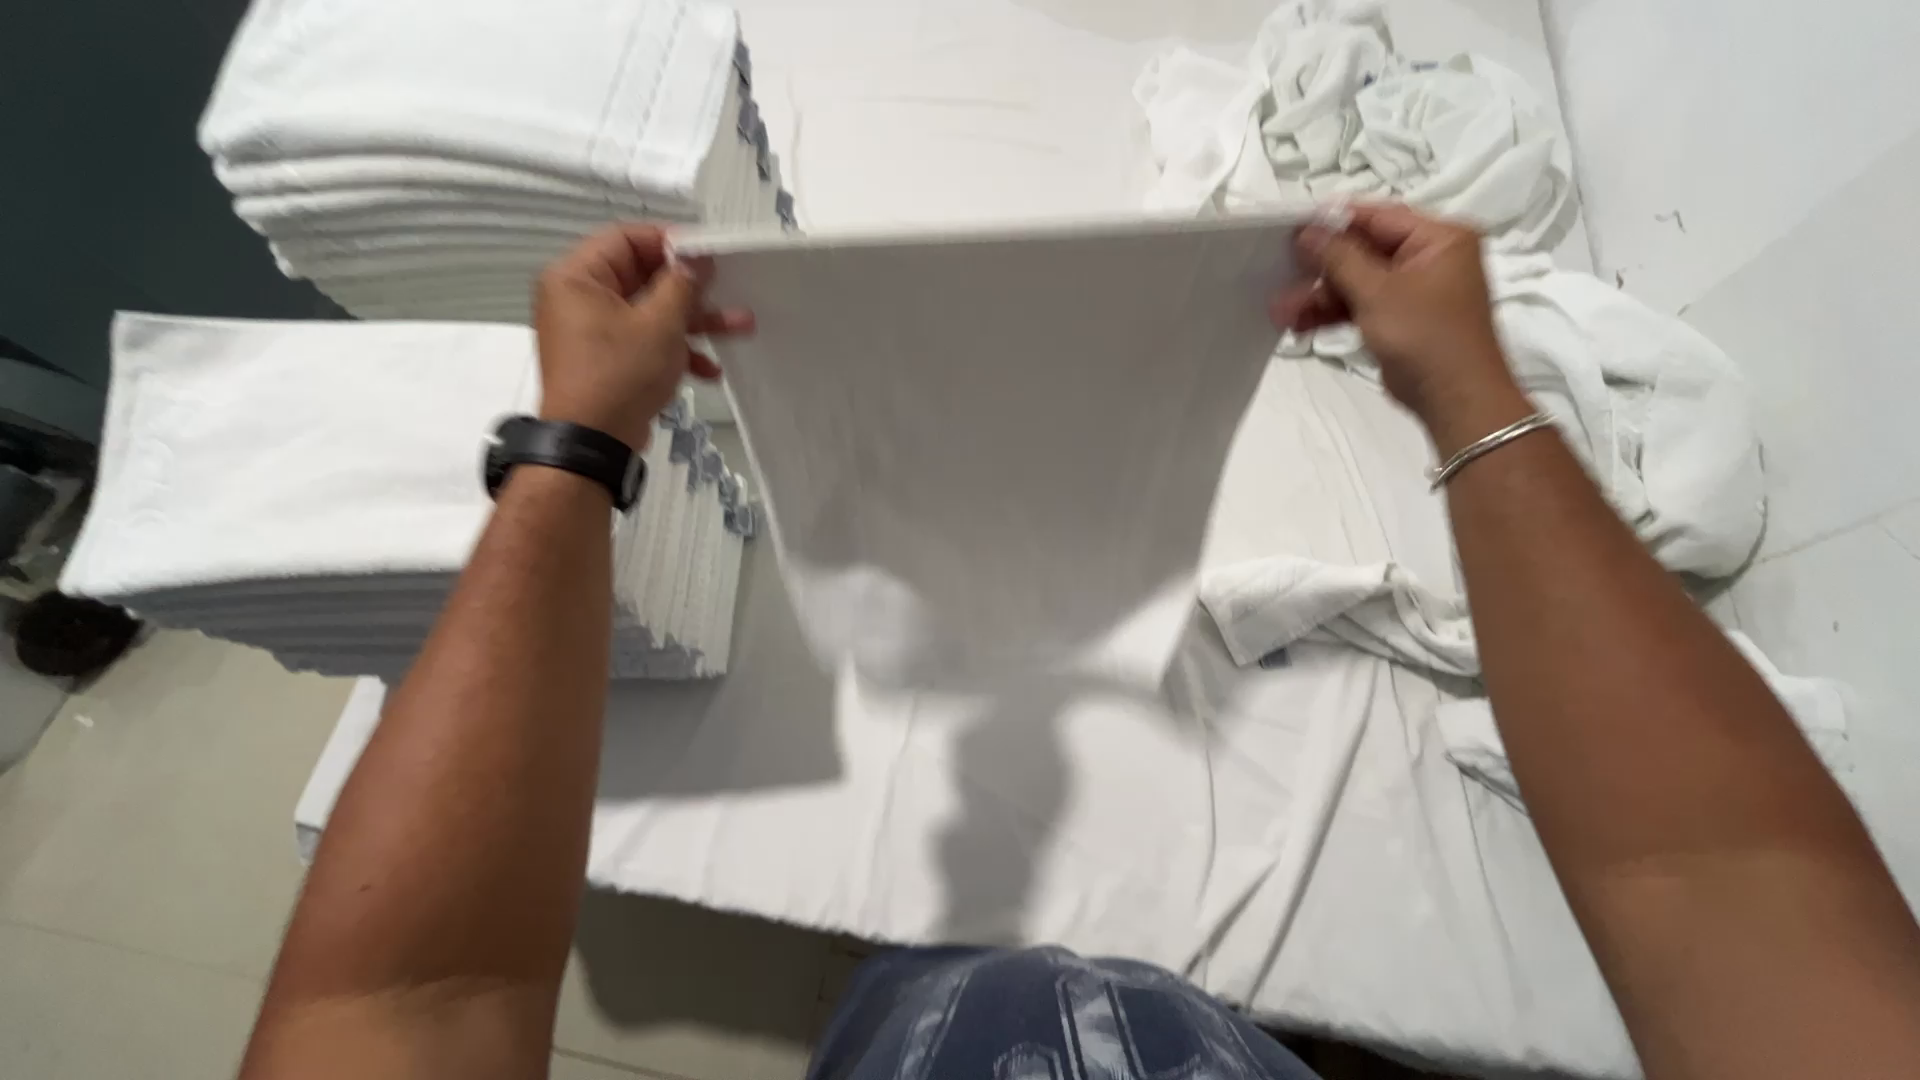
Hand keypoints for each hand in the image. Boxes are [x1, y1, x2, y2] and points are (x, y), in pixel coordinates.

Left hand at [533, 224, 754, 448]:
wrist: (593, 442)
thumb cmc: (620, 375)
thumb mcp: (659, 324)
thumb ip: (681, 285)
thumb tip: (696, 259)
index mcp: (576, 277)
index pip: (626, 239)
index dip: (670, 243)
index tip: (708, 253)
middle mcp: (578, 298)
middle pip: (642, 278)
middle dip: (691, 291)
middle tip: (728, 291)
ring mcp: (592, 332)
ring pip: (650, 313)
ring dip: (693, 323)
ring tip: (738, 328)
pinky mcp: (607, 360)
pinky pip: (644, 342)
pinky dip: (675, 350)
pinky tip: (707, 368)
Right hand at [1271, 204, 1520, 425]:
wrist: (1453, 397)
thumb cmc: (1424, 335)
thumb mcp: (1378, 292)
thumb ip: (1340, 258)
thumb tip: (1307, 230)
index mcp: (1439, 238)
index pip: (1379, 217)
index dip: (1334, 221)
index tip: (1293, 227)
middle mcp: (1429, 258)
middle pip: (1364, 251)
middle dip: (1320, 269)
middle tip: (1279, 274)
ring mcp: (1413, 290)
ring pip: (1357, 282)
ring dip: (1319, 297)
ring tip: (1280, 312)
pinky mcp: (1399, 319)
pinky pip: (1360, 306)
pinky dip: (1332, 313)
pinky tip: (1299, 324)